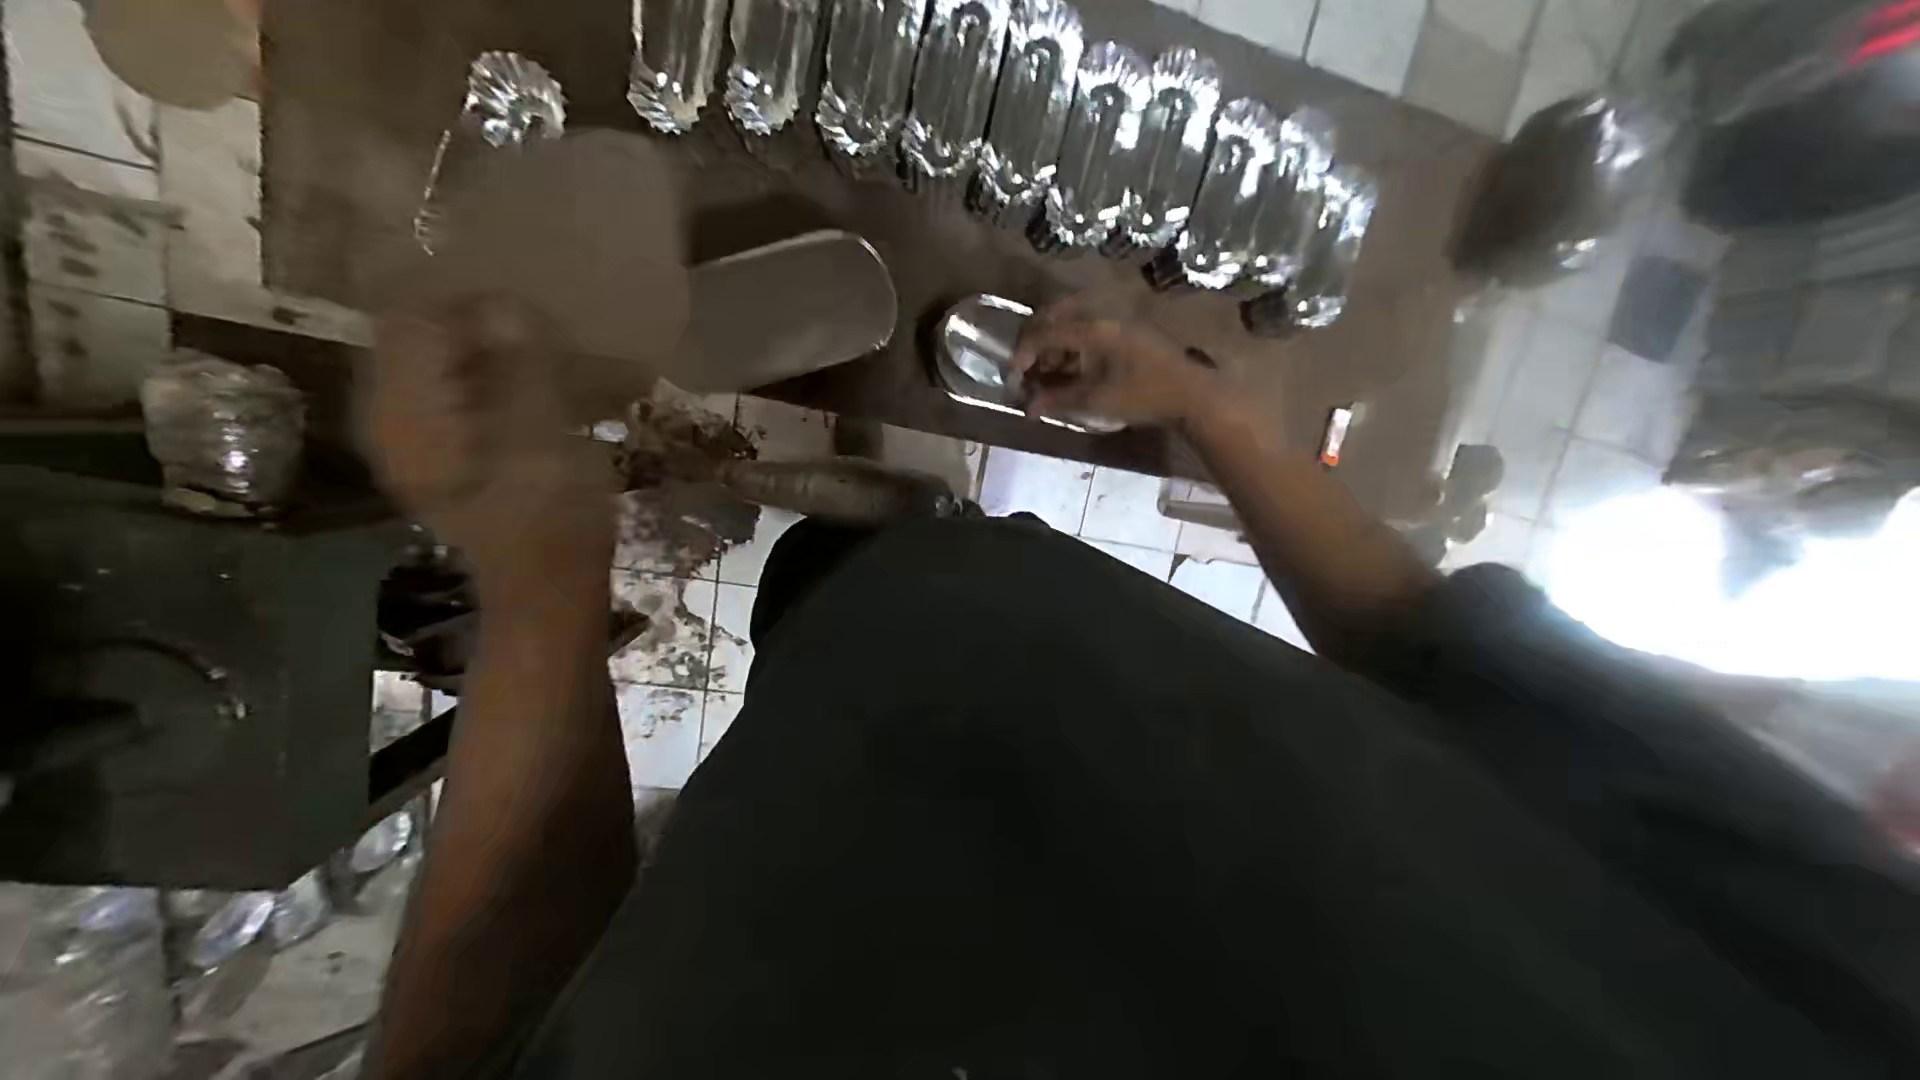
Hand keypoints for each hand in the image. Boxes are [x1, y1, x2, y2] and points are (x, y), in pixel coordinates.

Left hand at [360, 296, 613, 605]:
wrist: (548, 593)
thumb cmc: (551, 525)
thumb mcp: (544, 444)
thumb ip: (523, 373)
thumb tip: (509, 307)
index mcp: (409, 414)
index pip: (414, 321)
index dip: (471, 302)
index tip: (540, 307)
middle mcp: (404, 419)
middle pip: (440, 345)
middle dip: (507, 332)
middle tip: (572, 337)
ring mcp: (433, 440)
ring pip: (471, 374)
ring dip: (531, 364)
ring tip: (596, 369)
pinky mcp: (463, 456)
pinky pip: (488, 404)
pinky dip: (532, 393)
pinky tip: (585, 400)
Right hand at [1008, 295, 1224, 426]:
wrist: (1193, 395)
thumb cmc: (1145, 396)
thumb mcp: (1097, 400)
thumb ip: (1059, 400)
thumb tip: (1028, 409)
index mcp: (1095, 328)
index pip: (1046, 332)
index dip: (1024, 353)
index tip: (1014, 376)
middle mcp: (1104, 315)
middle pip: (1057, 317)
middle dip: (1037, 342)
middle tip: (1028, 368)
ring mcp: (1119, 321)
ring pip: (1074, 322)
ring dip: (1055, 345)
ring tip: (1049, 374)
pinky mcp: (1129, 331)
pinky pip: (1091, 330)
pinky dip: (1074, 346)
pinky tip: (1073, 370)